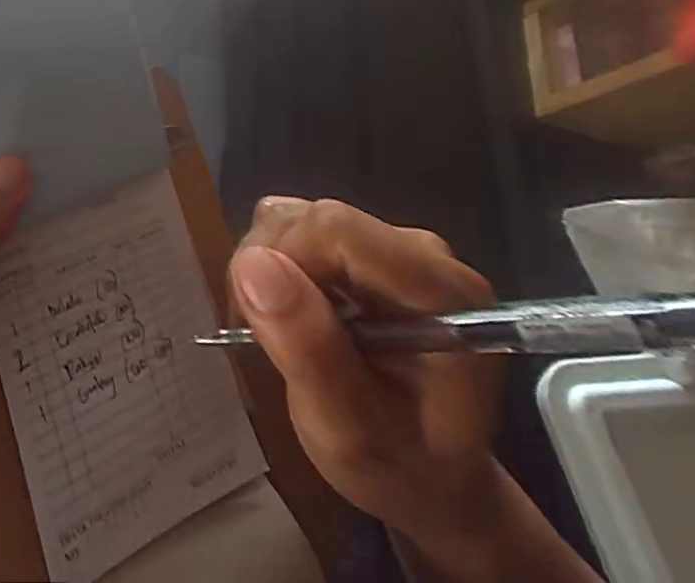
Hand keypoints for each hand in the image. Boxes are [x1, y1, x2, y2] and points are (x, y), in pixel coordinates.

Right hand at [229, 199, 501, 545]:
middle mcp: (422, 252)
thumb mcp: (349, 432)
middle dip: (270, 269)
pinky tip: (288, 310)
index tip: (263, 322)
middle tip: (264, 336)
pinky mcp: (364, 245)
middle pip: (313, 219)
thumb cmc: (400, 467)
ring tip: (278, 329)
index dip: (283, 261)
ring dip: (267, 267)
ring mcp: (392, 244)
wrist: (430, 477)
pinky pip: (294, 227)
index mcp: (442, 292)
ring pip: (296, 217)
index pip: (337, 228)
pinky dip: (273, 264)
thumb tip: (252, 263)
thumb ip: (308, 348)